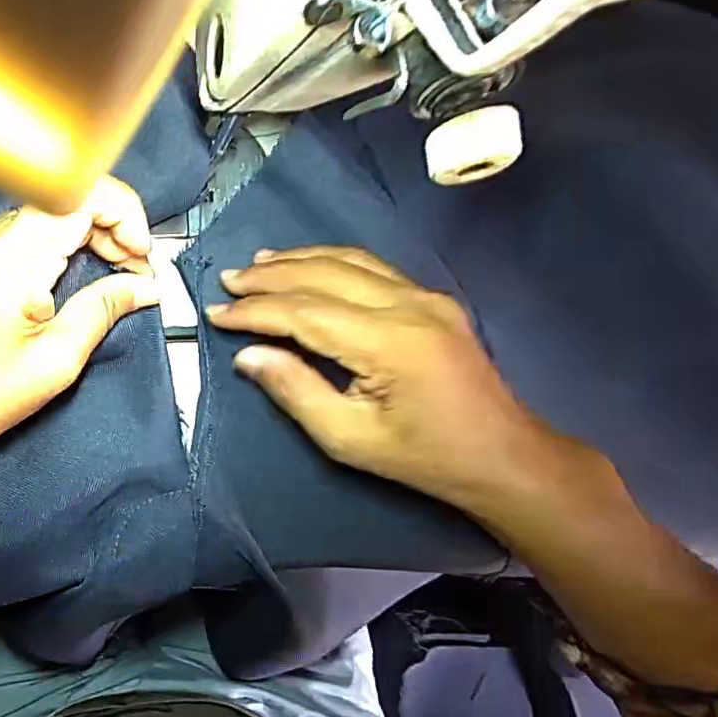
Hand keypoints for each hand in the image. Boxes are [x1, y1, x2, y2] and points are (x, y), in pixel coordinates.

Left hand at [0, 177, 160, 471]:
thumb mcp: (56, 361)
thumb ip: (103, 310)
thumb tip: (143, 286)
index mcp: (7, 261)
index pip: (80, 196)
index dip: (124, 215)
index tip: (142, 253)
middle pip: (66, 199)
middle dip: (112, 227)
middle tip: (136, 271)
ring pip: (48, 213)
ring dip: (89, 235)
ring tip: (115, 274)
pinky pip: (26, 232)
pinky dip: (60, 244)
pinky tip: (78, 274)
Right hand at [206, 246, 578, 514]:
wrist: (502, 455)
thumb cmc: (421, 456)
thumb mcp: (345, 437)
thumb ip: (294, 390)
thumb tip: (248, 355)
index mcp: (390, 343)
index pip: (305, 312)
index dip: (255, 311)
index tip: (215, 313)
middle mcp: (410, 307)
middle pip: (325, 275)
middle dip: (270, 277)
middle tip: (227, 281)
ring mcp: (425, 298)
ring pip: (349, 261)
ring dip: (297, 260)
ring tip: (256, 265)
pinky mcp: (430, 300)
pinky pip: (370, 267)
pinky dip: (328, 261)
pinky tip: (304, 263)